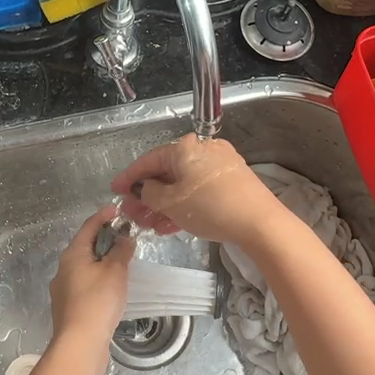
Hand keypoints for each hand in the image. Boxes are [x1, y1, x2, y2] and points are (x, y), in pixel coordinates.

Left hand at [49, 205, 134, 347]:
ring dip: (101, 261)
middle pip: (84, 246)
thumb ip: (121, 251)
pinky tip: (111, 287)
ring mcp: (63, 290)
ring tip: (121, 261)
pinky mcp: (69, 307)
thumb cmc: (97, 301)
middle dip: (103, 239)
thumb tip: (125, 237)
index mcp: (72, 255)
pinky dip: (98, 279)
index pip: (88, 227)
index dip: (103, 216)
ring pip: (84, 267)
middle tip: (124, 236)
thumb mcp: (115, 271)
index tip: (116, 209)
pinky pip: (85, 284)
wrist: (80, 343)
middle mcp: (63, 269)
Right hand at [110, 134, 284, 245]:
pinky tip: (171, 225)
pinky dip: (183, 205)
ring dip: (163, 204)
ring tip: (150, 225)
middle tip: (132, 214)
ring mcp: (218, 165)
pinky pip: (198, 191)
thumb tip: (145, 189)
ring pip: (182, 184)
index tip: (115, 190)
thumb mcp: (171, 203)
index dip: (129, 177)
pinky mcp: (230, 182)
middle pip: (166, 172)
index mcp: (185, 148)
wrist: (259, 222)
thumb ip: (149, 194)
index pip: (148, 160)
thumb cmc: (211, 207)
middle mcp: (202, 150)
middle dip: (147, 196)